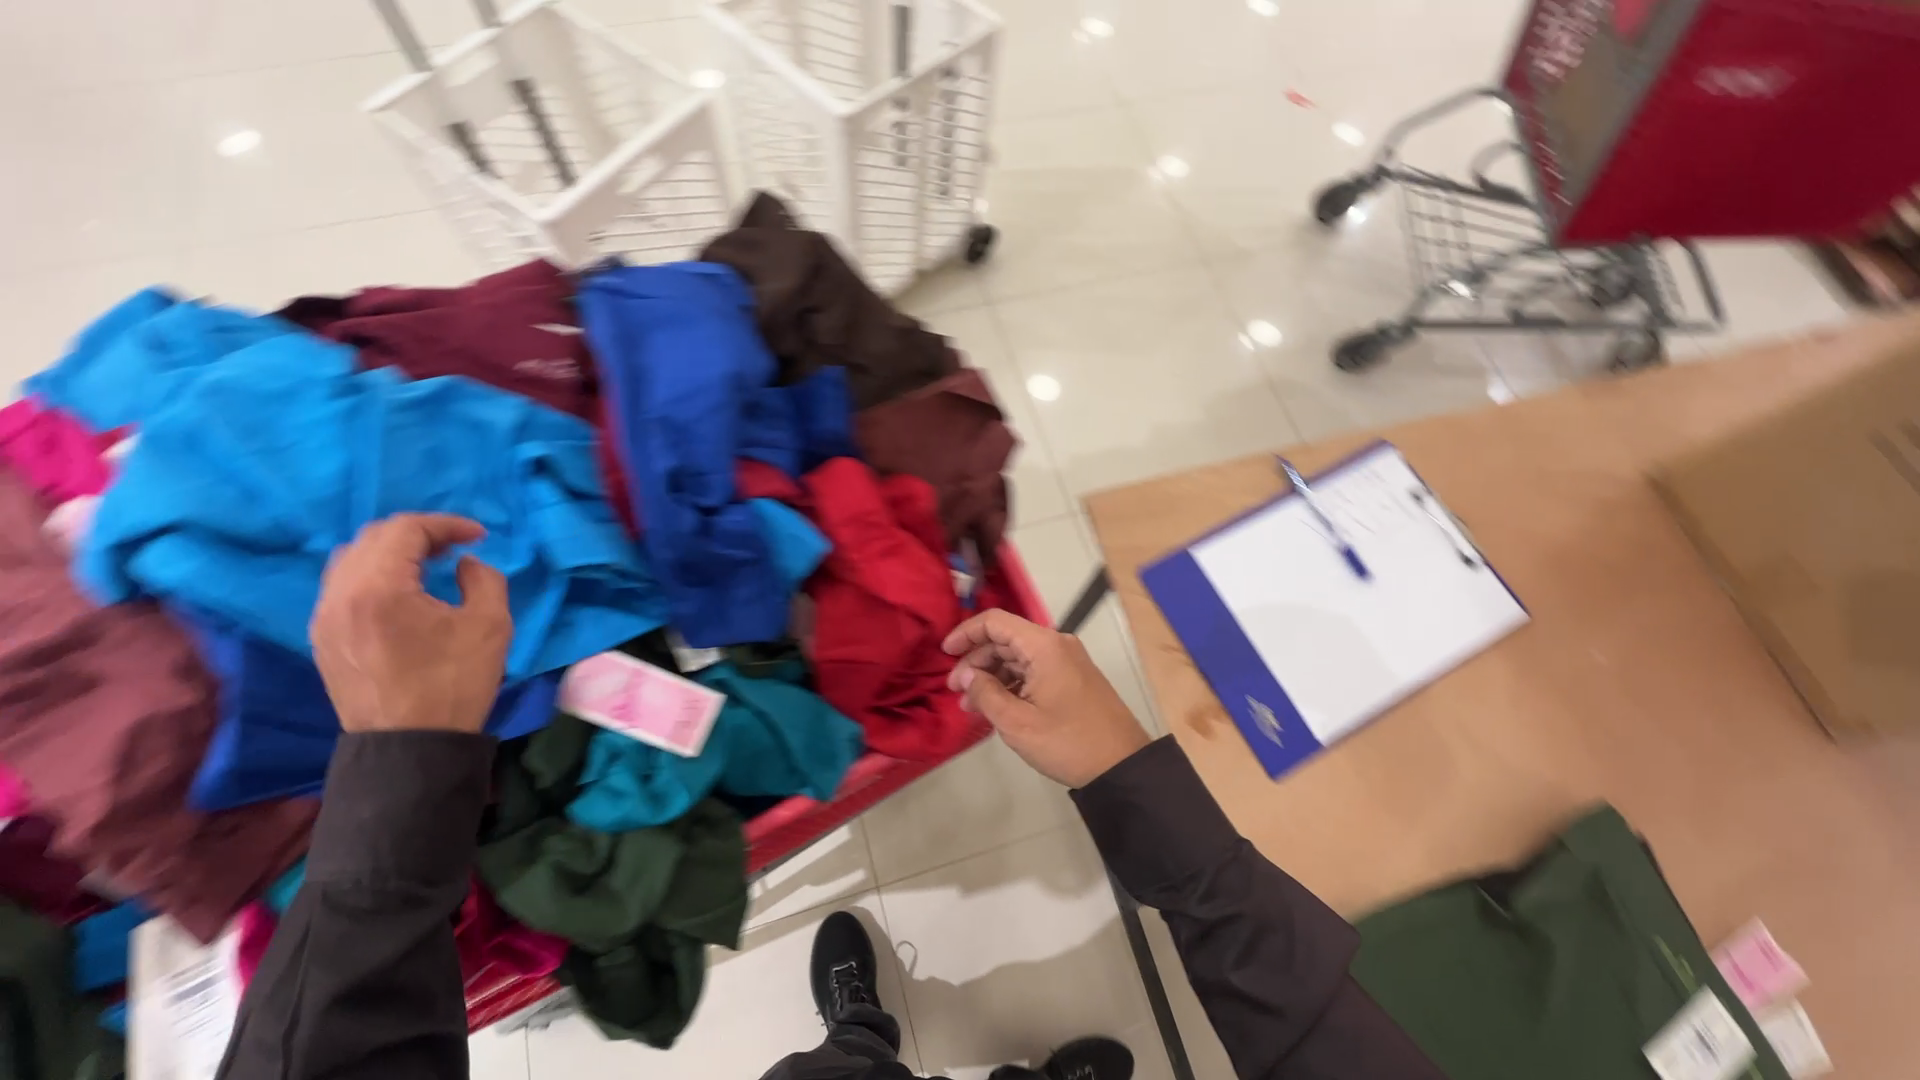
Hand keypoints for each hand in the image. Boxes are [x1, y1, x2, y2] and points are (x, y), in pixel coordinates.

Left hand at [310, 514, 512, 734]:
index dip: (446, 525)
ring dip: (392, 552)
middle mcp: (340, 595)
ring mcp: (324, 618)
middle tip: (456, 547)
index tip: (479, 537)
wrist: (411, 746)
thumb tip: (464, 565)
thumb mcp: (491, 625)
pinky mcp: (323, 638)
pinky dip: (374, 575)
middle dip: (419, 534)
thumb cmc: (454, 683)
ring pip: (352, 560)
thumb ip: (484, 578)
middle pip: (373, 538)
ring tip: (429, 564)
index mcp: (379, 588)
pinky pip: (343, 586)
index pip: (405, 530)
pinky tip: (404, 592)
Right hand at [943, 609, 1151, 787]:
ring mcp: (1067, 661)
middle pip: (1005, 639)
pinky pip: (1033, 670)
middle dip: (976, 661)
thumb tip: (965, 675)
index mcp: (1044, 646)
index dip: (966, 633)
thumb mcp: (1017, 723)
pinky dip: (1011, 683)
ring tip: (971, 705)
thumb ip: (985, 693)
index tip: (945, 654)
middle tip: (955, 690)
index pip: (995, 622)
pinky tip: (995, 706)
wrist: (1122, 765)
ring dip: (992, 676)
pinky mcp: (1072, 678)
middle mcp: (1056, 645)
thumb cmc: (1067, 742)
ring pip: (1018, 656)